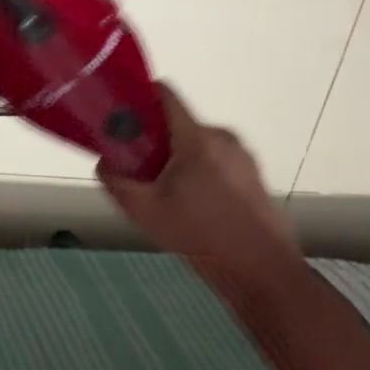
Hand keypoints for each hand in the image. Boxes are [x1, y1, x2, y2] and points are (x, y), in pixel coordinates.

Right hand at [96, 85, 299, 276]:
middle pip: (178, 122)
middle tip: (141, 164)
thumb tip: (104, 161)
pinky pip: (217, 158)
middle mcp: (223, 138)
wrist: (265, 275)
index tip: (122, 114)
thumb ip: (115, 180)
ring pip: (197, 142)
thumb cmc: (202, 237)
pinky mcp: (255, 175)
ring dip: (179, 155)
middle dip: (156, 137)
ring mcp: (243, 156)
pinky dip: (201, 169)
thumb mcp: (144, 211)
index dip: (139, 95)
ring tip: (169, 189)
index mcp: (196, 138)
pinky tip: (196, 203)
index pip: (164, 93)